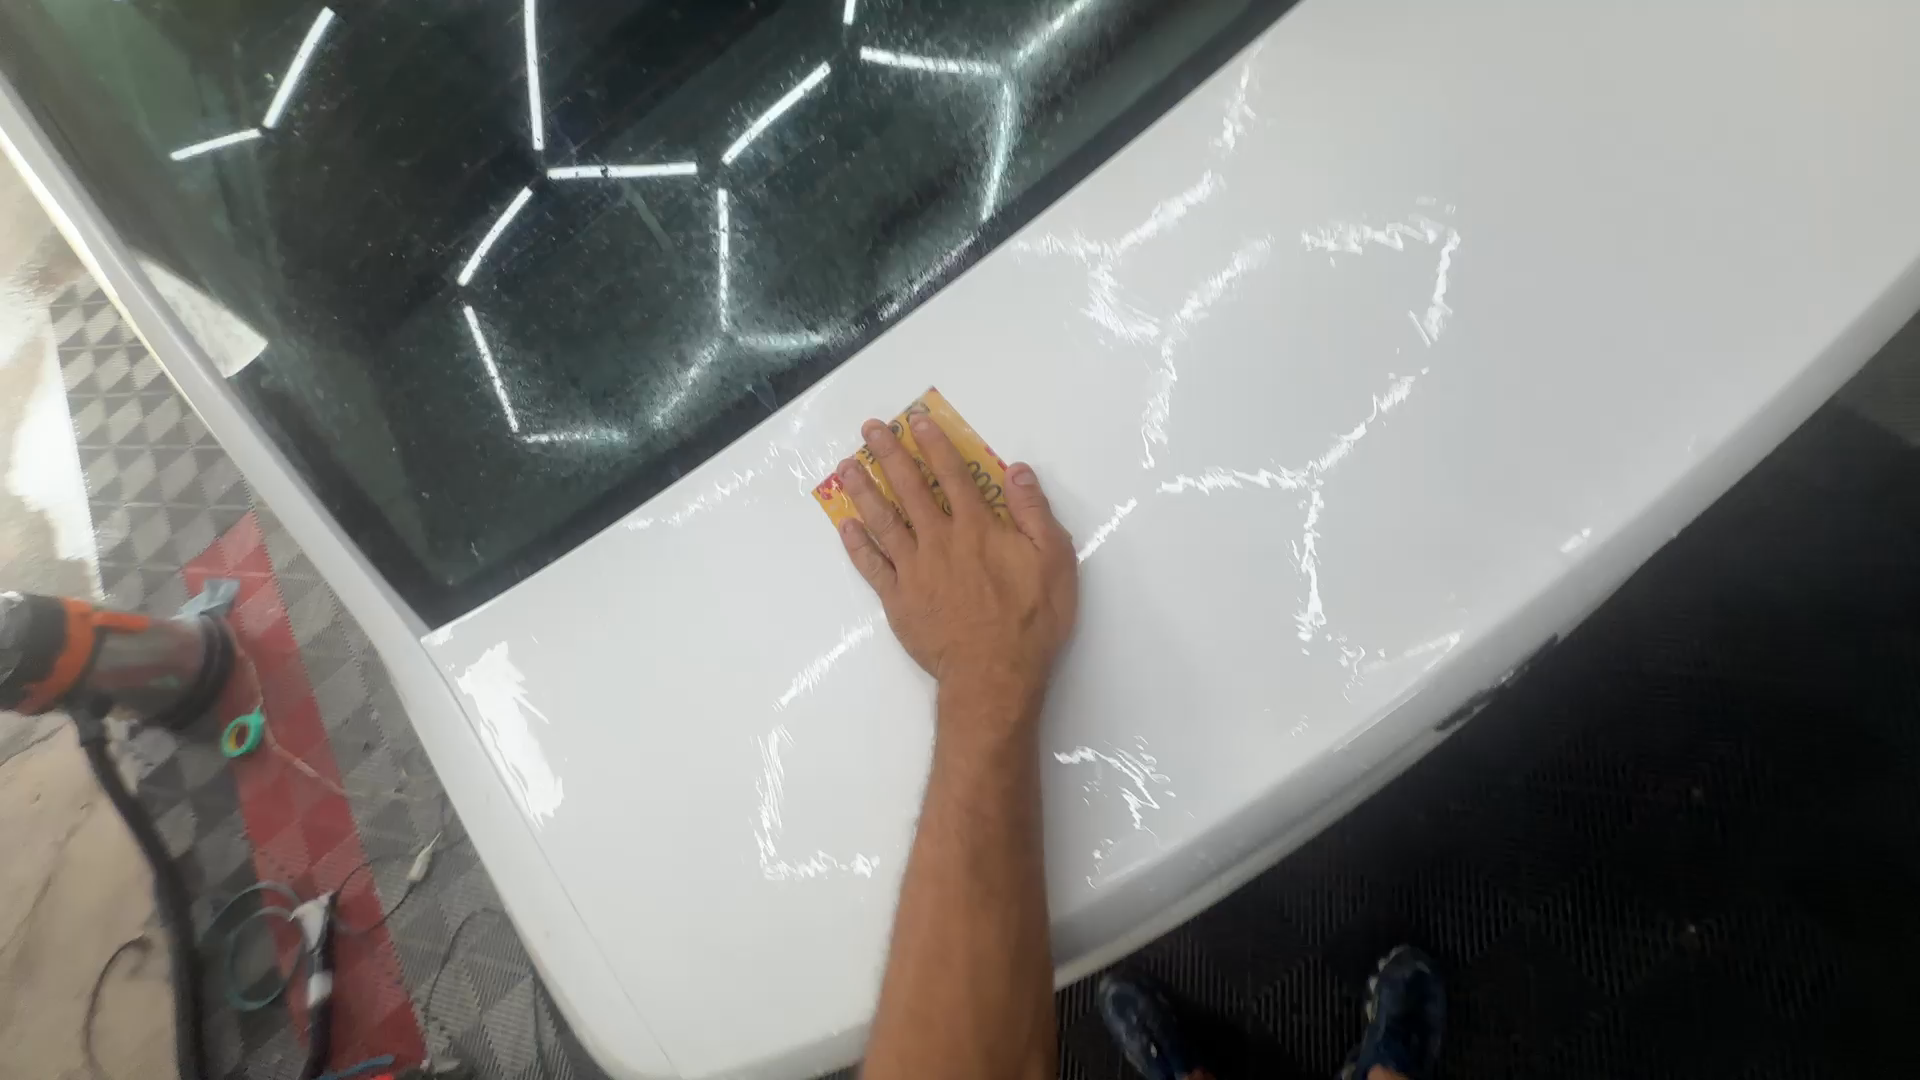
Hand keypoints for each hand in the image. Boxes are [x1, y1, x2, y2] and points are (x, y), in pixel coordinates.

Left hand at [836, 412, 1078, 726]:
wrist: (995, 674)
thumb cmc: (1031, 619)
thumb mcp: (1054, 560)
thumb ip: (1034, 512)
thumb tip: (1017, 470)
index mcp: (977, 527)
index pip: (952, 475)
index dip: (933, 445)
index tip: (915, 422)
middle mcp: (939, 540)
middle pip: (909, 489)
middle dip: (888, 455)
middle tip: (869, 429)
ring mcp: (913, 570)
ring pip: (883, 521)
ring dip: (864, 490)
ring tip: (846, 466)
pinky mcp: (897, 599)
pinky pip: (871, 566)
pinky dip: (857, 544)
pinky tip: (846, 525)